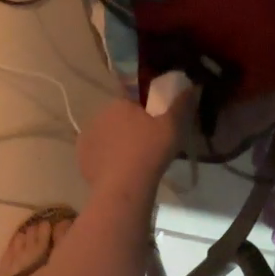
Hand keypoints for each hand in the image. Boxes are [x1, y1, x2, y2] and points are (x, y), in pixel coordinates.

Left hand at [76, 93, 190, 191]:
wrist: (124, 188)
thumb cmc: (150, 152)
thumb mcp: (173, 127)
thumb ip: (183, 104)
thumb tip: (192, 87)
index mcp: (119, 103)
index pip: (133, 104)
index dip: (145, 116)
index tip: (154, 131)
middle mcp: (98, 115)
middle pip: (118, 119)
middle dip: (129, 129)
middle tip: (147, 149)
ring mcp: (86, 137)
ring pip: (106, 137)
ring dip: (116, 145)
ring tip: (133, 165)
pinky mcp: (81, 158)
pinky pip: (97, 155)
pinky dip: (106, 161)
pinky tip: (118, 173)